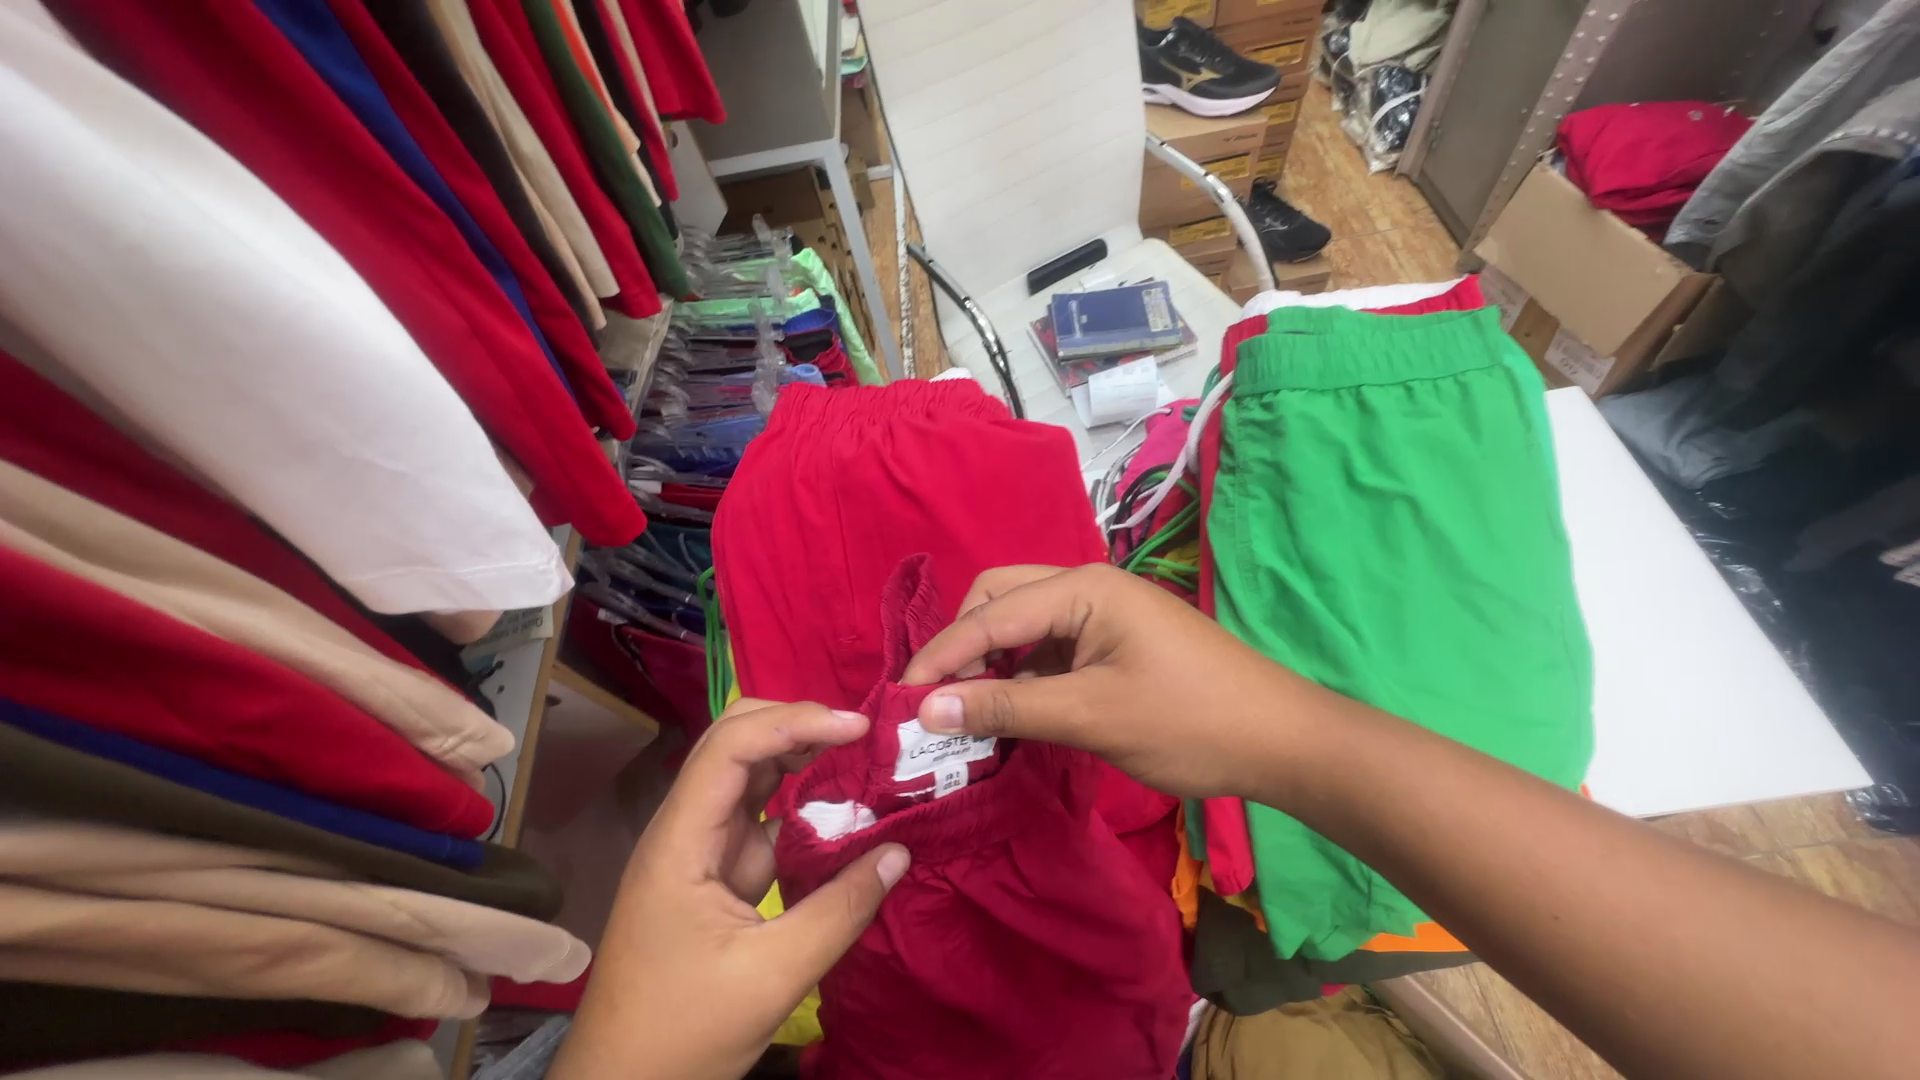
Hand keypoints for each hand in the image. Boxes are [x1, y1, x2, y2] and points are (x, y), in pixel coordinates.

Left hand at [552, 699, 909, 1079]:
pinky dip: (804, 801)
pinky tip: (843, 805)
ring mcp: (702, 847)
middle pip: (735, 741)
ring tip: (861, 755)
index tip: (856, 726)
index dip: (794, 721)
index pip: (731, 746)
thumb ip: (841, 910)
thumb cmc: (682, 1033)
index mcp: (681, 840)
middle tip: (860, 733)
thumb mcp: (772, 977)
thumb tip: (900, 852)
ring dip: (803, 756)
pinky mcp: (719, 869)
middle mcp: (688, 827)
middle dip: (796, 723)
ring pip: (750, 772)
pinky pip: (764, 814)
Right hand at [901, 563, 1338, 799]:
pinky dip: (1023, 674)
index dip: (941, 656)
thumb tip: (927, 707)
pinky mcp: (1114, 640)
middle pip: (1000, 599)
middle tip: (941, 699)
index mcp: (1083, 588)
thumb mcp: (1090, 716)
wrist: (1282, 741)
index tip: (901, 699)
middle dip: (964, 644)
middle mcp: (1088, 586)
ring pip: (1024, 623)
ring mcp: (1104, 613)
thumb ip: (1006, 707)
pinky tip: (1014, 709)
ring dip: (992, 660)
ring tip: (970, 710)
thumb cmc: (1188, 722)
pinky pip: (1050, 646)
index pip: (989, 613)